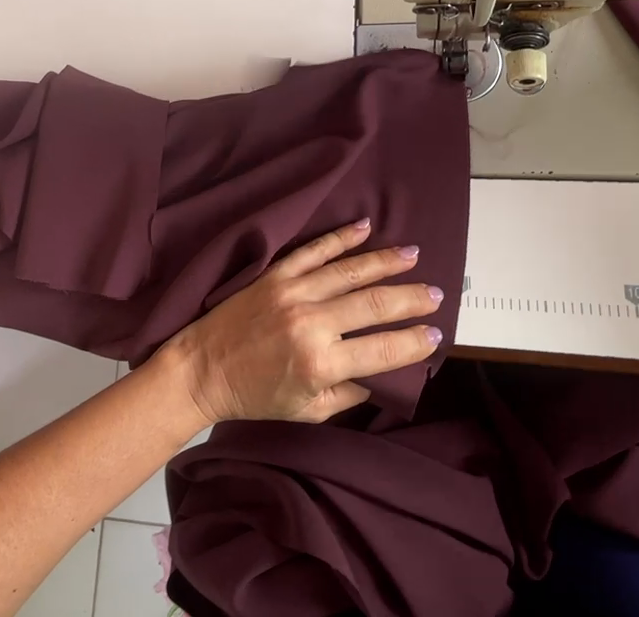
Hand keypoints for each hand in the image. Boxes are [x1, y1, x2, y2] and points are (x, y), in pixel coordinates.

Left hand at [154, 219, 443, 425]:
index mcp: (321, 364)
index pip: (383, 350)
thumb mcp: (309, 411)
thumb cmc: (254, 396)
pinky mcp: (274, 276)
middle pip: (374, 304)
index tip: (436, 334)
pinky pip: (313, 251)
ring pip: (349, 271)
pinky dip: (340, 238)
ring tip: (413, 254)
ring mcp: (292, 294)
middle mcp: (311, 324)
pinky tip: (364, 228)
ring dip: (385, 262)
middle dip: (410, 299)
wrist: (202, 369)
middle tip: (435, 294)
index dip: (414, 342)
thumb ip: (350, 393)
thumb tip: (384, 373)